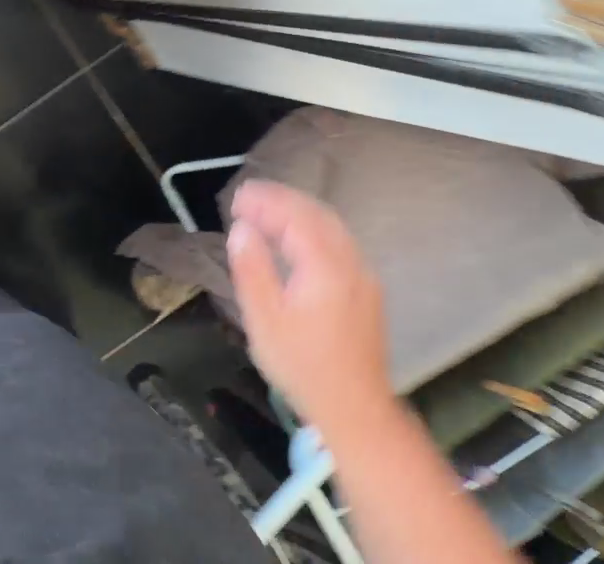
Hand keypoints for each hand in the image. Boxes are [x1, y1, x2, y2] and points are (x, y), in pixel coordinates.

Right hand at [227, 179, 393, 431]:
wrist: (354, 407)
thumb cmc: (301, 364)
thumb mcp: (264, 319)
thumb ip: (252, 269)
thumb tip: (242, 230)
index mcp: (326, 269)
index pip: (295, 218)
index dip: (266, 202)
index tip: (236, 197)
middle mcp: (351, 265)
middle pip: (318, 216)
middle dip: (282, 200)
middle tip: (247, 198)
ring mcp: (364, 278)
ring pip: (332, 228)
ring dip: (298, 213)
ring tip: (266, 212)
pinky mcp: (367, 291)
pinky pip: (340, 243)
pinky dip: (313, 229)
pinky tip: (294, 239)